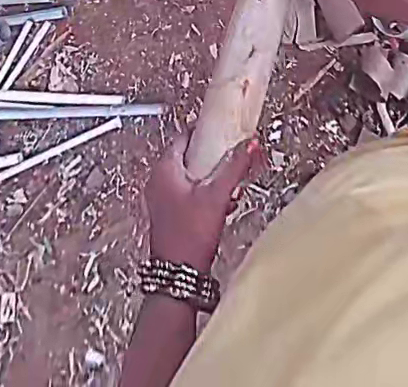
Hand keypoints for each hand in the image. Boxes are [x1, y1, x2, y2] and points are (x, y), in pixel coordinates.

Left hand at [145, 133, 259, 268]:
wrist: (179, 276)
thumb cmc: (191, 235)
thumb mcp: (217, 196)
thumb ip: (234, 168)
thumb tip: (249, 144)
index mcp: (165, 168)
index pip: (183, 136)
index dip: (203, 132)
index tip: (220, 130)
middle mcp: (158, 180)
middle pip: (187, 156)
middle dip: (210, 158)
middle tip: (228, 159)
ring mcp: (161, 198)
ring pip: (188, 176)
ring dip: (209, 178)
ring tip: (229, 186)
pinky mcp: (167, 214)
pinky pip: (186, 193)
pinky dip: (203, 193)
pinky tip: (221, 205)